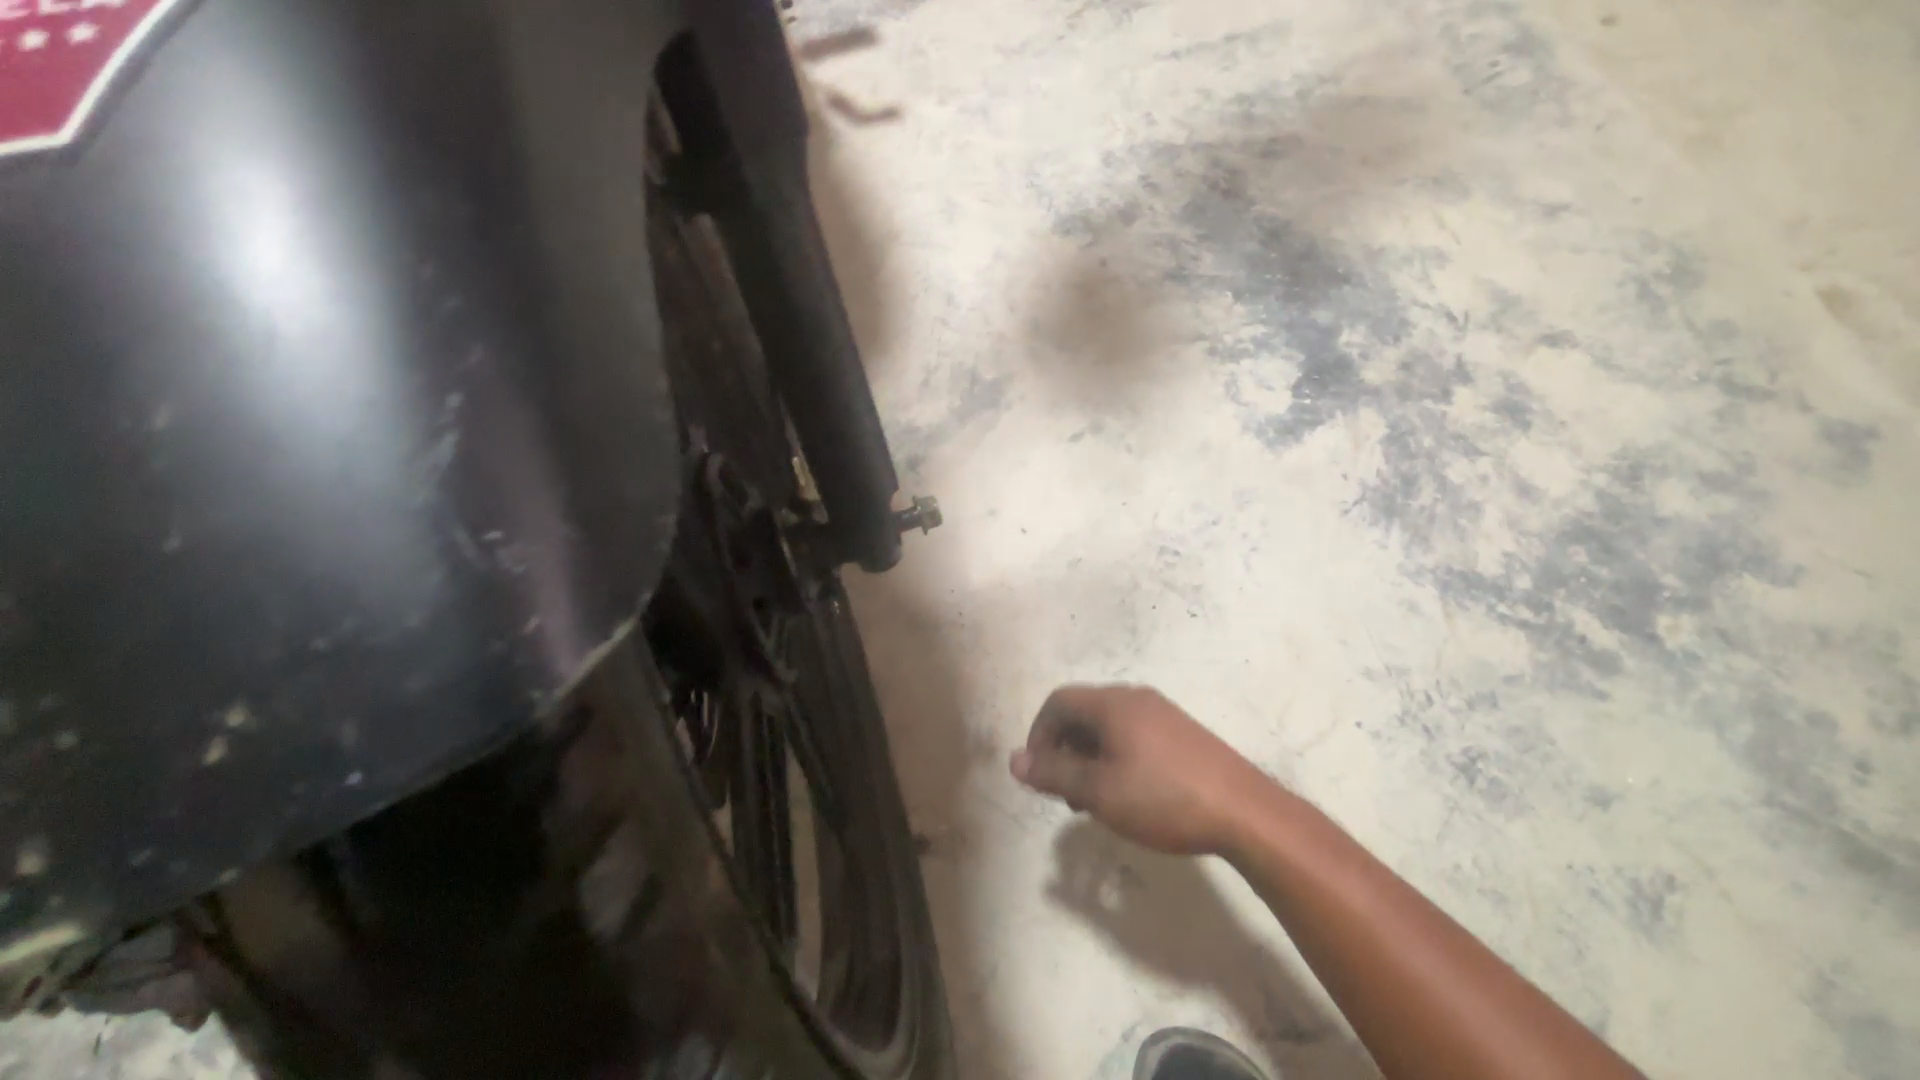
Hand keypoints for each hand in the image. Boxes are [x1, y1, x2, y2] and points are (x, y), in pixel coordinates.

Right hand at [1010, 684, 1276, 855]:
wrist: (1245, 812)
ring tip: (1095, 801)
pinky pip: (1133, 736)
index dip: (1038, 736)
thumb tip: (1015, 760)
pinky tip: (1129, 795)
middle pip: (1082, 712)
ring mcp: (1164, 715)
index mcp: (1113, 704)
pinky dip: (1116, 759)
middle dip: (1063, 750)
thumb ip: (1053, 774)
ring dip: (1089, 758)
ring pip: (1109, 727)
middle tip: (1066, 795)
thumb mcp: (1098, 792)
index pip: (1057, 702)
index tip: (1039, 776)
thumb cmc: (1163, 798)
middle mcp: (1136, 698)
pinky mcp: (1183, 735)